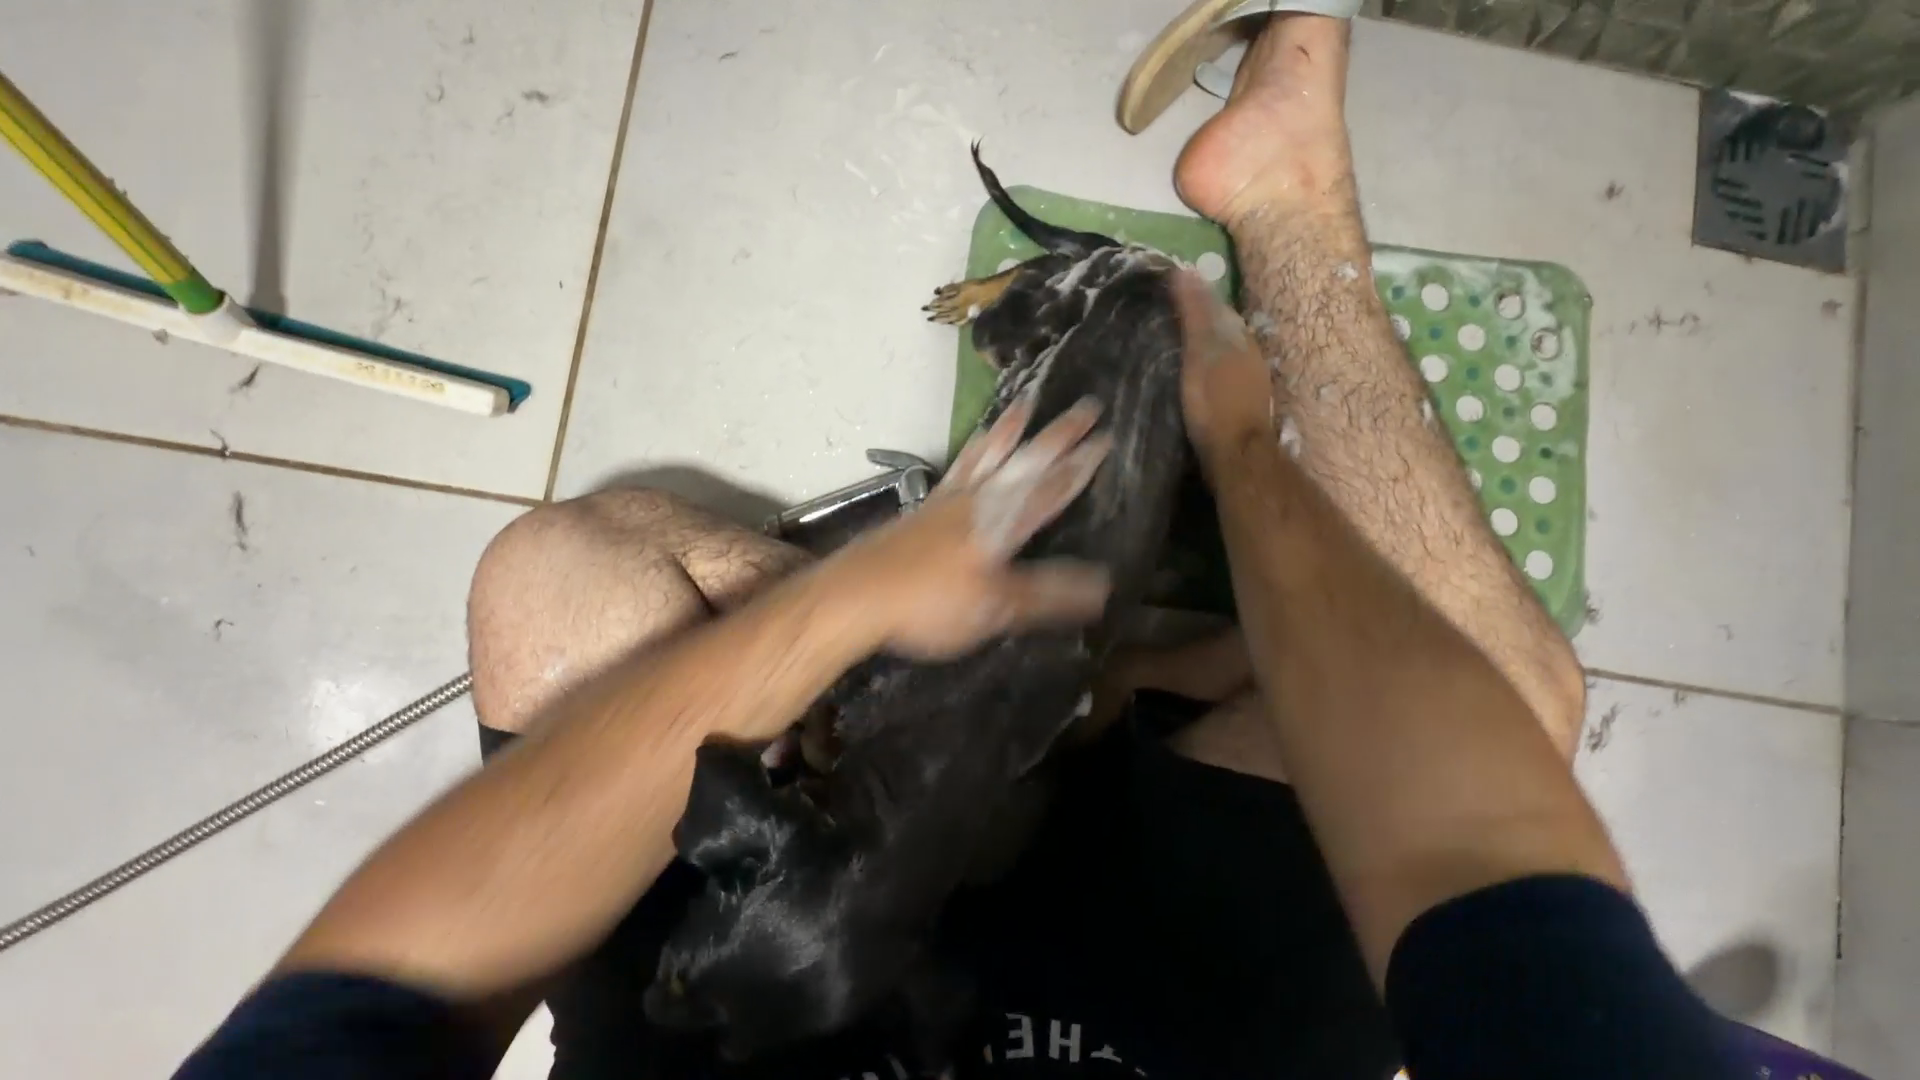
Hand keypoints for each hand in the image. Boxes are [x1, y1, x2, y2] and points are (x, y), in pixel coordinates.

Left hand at [828, 393, 1114, 659]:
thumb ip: (1047, 594)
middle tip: (1086, 404)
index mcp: (1002, 523)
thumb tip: (1104, 585)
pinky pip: (958, 465)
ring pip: (989, 453)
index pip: (1051, 488)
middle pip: (1026, 460)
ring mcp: (950, 499)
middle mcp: (979, 501)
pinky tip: (976, 445)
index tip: (1105, 437)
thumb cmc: (929, 603)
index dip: (1080, 465)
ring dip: (1012, 427)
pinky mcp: (926, 506)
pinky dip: (973, 448)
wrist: (859, 593)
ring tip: (1027, 401)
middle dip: (1059, 434)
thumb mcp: (995, 608)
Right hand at [1170, 271, 1273, 468]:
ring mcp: (1248, 382)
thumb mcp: (1200, 353)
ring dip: (1203, 345)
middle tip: (1166, 317)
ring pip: (1223, 352)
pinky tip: (1191, 375)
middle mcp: (1249, 355)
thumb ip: (1195, 314)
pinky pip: (1221, 374)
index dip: (1194, 297)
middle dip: (1199, 320)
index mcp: (1240, 338)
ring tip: (1174, 344)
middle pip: (1222, 329)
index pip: (1217, 307)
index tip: (1167, 292)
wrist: (1236, 455)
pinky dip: (1205, 368)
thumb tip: (1185, 270)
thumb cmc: (1215, 402)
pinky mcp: (1240, 404)